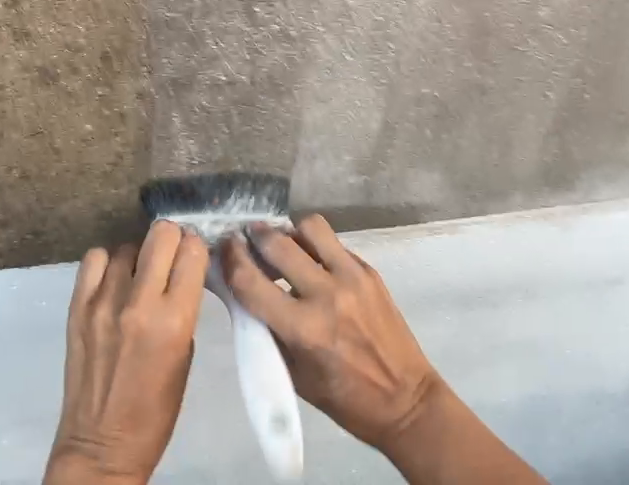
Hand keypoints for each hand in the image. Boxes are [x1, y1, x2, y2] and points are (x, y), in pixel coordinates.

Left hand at [45, 221, 209, 484]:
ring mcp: (103, 302)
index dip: (196, 249)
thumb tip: (184, 272)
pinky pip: (94, 258)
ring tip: (138, 279)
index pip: (193, 252)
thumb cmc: (156, 409)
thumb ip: (185, 309)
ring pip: (127, 245)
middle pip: (160, 234)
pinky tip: (113, 282)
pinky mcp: (77, 307)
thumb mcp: (185, 356)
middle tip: (170, 257)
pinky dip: (107, 263)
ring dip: (138, 257)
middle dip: (171, 239)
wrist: (101, 444)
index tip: (194, 256)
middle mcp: (139, 303)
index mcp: (175, 321)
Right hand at [223, 215, 443, 450]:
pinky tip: (312, 262)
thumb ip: (267, 329)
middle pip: (278, 242)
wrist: (406, 400)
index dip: (230, 259)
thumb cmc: (343, 399)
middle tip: (245, 237)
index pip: (251, 281)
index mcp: (304, 329)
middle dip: (254, 236)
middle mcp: (327, 295)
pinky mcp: (369, 271)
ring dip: (290, 232)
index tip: (222, 247)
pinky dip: (316, 246)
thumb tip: (241, 291)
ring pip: (310, 227)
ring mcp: (352, 277)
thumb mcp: (293, 374)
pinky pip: (333, 243)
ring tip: (283, 245)